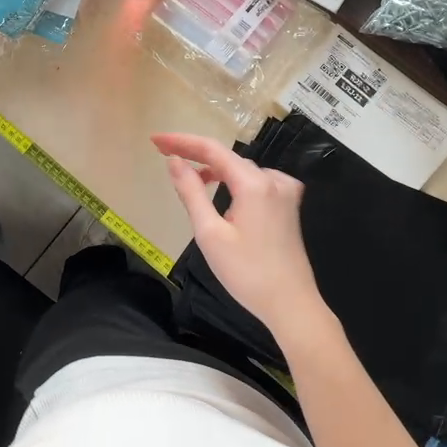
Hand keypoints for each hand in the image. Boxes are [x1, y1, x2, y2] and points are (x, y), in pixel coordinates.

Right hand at [153, 133, 325, 332]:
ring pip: (241, 169)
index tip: (155, 140)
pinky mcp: (288, 206)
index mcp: (254, 184)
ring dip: (214, 168)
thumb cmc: (247, 273)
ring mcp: (285, 192)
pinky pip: (255, 181)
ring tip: (188, 175)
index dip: (181, 141)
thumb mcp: (210, 233)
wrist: (291, 306)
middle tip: (164, 153)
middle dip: (195, 153)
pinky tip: (221, 190)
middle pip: (227, 157)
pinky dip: (233, 180)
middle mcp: (273, 180)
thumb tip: (174, 161)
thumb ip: (191, 192)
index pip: (212, 149)